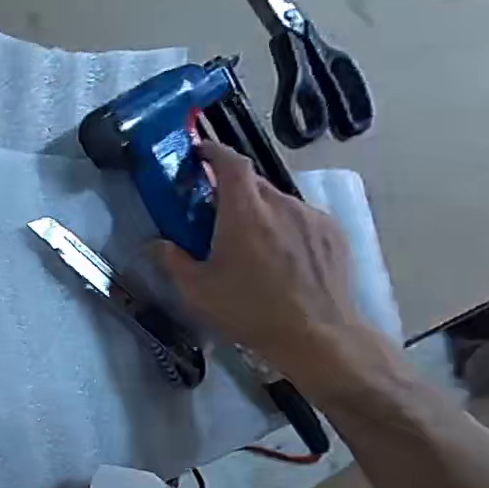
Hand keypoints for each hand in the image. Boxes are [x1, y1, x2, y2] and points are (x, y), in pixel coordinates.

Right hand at [152, 137, 370, 382]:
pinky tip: (286, 260)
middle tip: (221, 216)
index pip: (230, 162)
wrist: (316, 336)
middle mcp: (281, 203)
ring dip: (263, 215)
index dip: (214, 151)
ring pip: (280, 203)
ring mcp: (311, 216)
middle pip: (253, 183)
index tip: (201, 153)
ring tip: (256, 246)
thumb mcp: (199, 292)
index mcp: (245, 211)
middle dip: (234, 192)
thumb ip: (173, 261)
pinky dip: (289, 229)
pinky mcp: (333, 233)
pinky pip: (303, 220)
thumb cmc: (250, 311)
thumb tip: (155, 244)